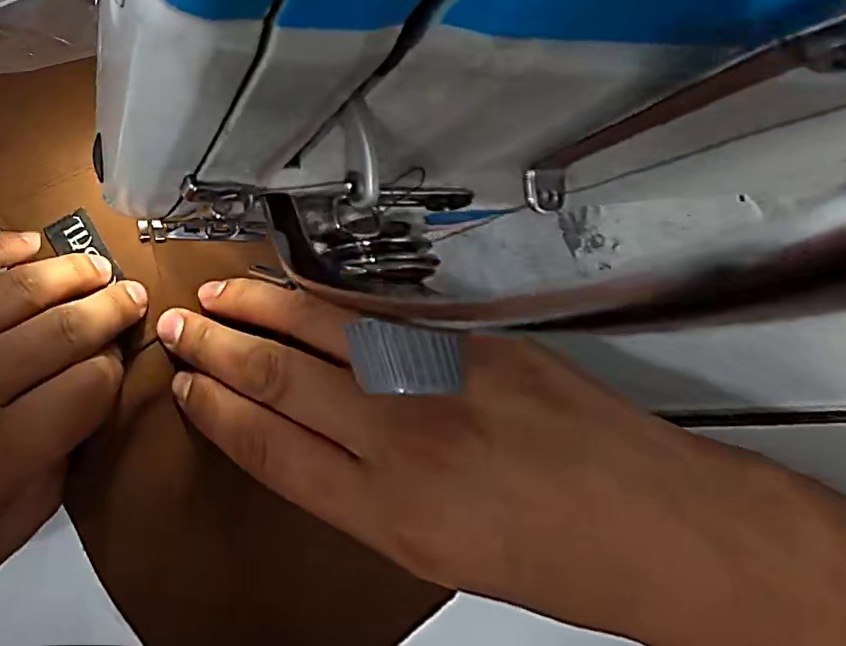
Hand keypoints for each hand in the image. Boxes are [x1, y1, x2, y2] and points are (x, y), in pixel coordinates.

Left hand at [0, 233, 147, 645]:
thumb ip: (36, 497)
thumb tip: (76, 429)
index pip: (86, 388)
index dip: (114, 373)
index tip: (120, 367)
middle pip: (64, 325)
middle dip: (110, 308)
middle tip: (134, 295)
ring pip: (20, 285)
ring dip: (69, 268)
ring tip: (98, 265)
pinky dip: (2, 246)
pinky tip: (31, 242)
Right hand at [153, 279, 845, 644]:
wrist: (670, 529)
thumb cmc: (551, 557)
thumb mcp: (435, 551)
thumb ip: (356, 485)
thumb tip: (295, 428)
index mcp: (386, 512)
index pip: (269, 447)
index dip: (218, 411)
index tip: (186, 384)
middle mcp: (398, 440)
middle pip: (277, 380)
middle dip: (215, 349)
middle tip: (175, 326)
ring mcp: (433, 380)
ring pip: (316, 333)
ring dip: (256, 308)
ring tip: (215, 295)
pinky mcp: (466, 342)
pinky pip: (371, 316)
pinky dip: (318, 299)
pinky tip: (290, 289)